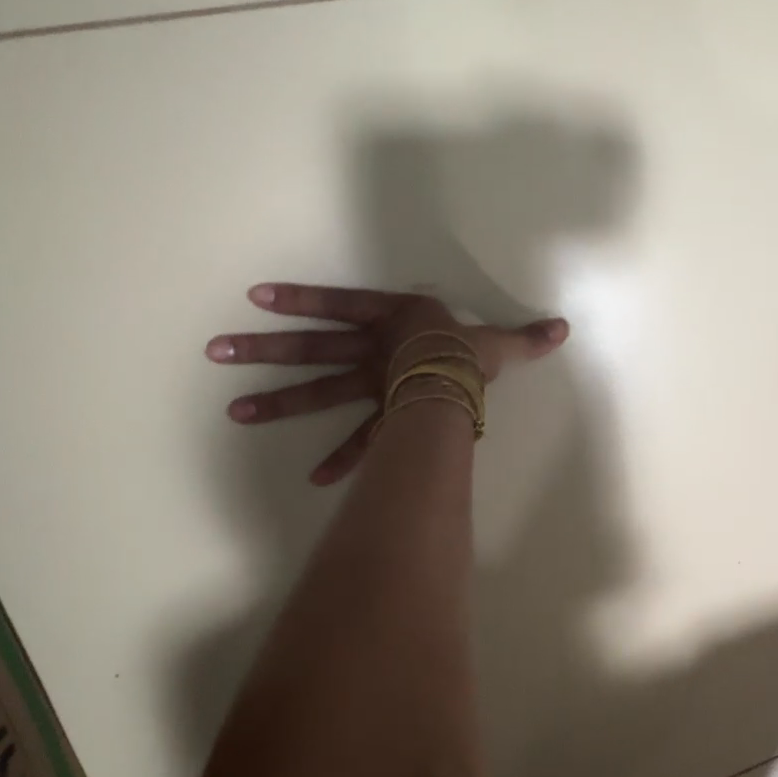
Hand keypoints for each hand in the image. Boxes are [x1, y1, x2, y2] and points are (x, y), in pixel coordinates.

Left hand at [206, 283, 569, 483]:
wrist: (465, 381)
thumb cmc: (473, 354)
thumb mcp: (499, 340)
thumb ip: (524, 337)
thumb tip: (562, 328)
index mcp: (394, 322)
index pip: (340, 305)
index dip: (300, 300)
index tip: (254, 298)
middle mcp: (372, 351)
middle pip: (312, 350)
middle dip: (265, 350)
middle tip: (215, 351)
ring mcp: (373, 386)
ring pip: (319, 391)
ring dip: (278, 400)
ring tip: (233, 410)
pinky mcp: (386, 417)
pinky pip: (359, 439)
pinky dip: (341, 459)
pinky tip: (313, 478)